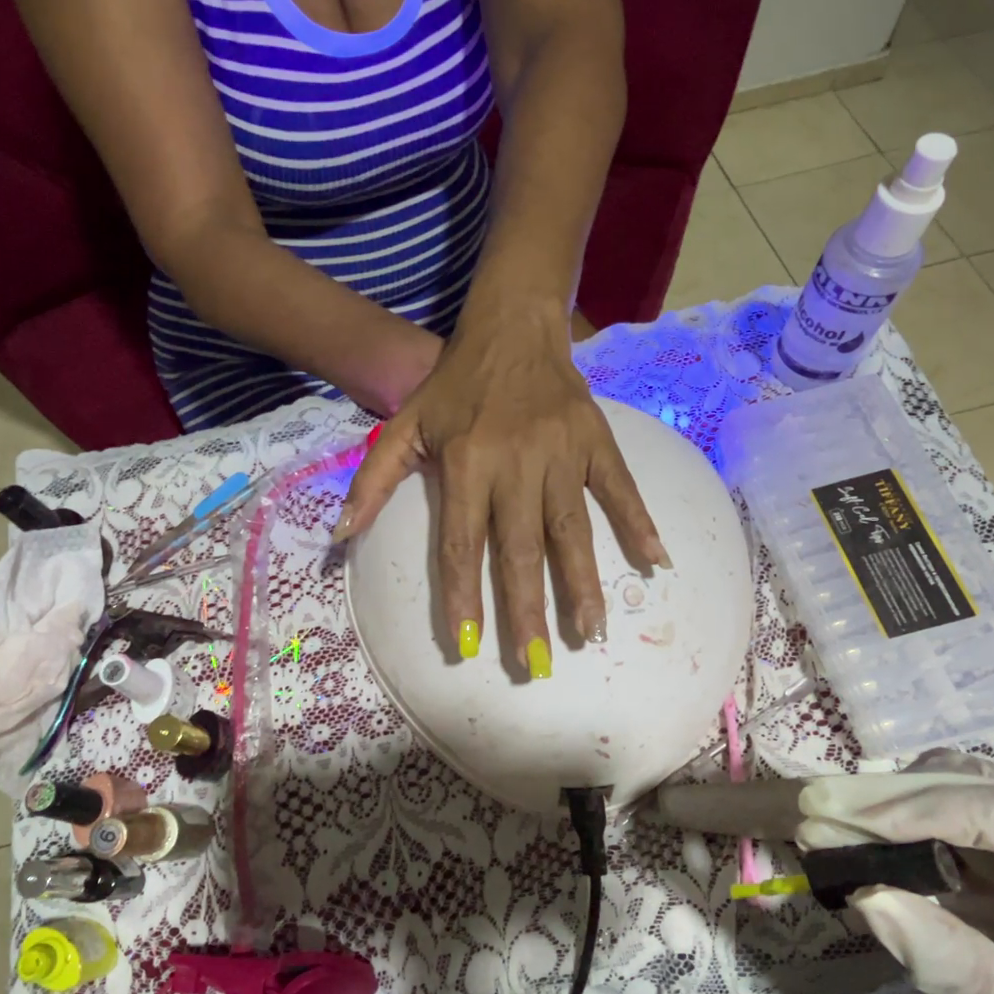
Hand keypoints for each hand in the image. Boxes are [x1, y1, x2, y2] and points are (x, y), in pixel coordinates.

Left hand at [333, 298, 666, 677]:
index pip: (462, 544)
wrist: (512, 329)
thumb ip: (373, 481)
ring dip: (581, 584)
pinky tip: (653, 562)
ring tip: (590, 633)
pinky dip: (638, 523)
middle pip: (520, 549)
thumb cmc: (454, 386)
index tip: (469, 645)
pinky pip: (619, 488)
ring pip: (572, 530)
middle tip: (535, 665)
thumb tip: (340, 536)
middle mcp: (515, 463)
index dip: (463, 597)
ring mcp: (562, 453)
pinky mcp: (596, 440)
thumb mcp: (404, 426)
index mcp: (466, 462)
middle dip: (526, 611)